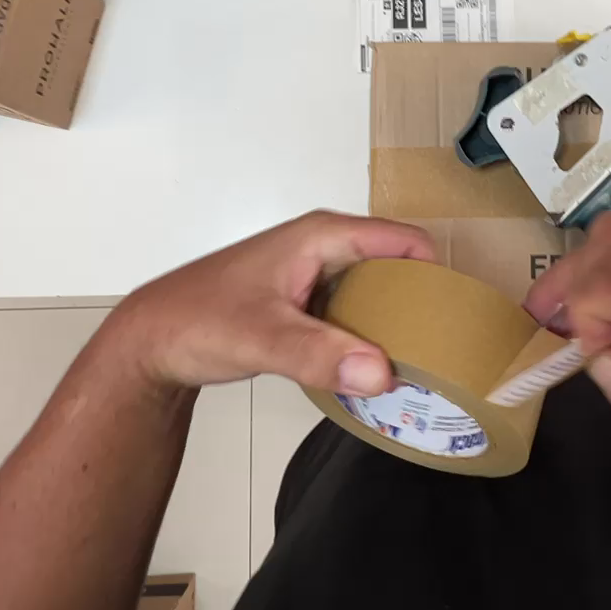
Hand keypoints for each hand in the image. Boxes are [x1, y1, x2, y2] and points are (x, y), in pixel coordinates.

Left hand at [100, 210, 433, 395]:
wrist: (151, 341)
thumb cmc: (199, 320)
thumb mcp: (262, 338)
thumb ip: (320, 356)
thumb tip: (385, 374)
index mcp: (324, 235)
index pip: (406, 243)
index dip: (438, 275)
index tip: (459, 322)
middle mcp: (326, 246)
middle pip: (398, 266)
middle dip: (422, 304)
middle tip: (445, 353)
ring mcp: (316, 272)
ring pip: (377, 291)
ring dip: (396, 323)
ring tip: (420, 365)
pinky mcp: (307, 298)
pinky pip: (355, 310)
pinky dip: (370, 334)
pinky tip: (376, 368)